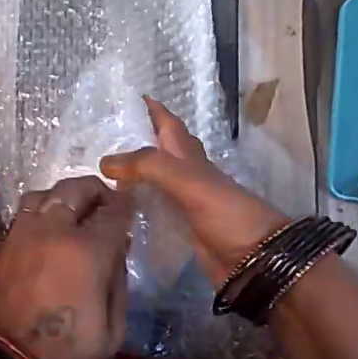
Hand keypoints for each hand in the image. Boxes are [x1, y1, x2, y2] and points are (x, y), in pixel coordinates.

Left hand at [0, 176, 132, 358]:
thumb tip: (116, 252)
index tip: (131, 208)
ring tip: (73, 212)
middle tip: (104, 203)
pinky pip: (21, 216)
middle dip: (94, 190)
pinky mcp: (1, 250)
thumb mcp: (114, 329)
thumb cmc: (71, 358)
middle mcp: (52, 233)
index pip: (113, 211)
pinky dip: (38, 213)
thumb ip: (118, 281)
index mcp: (87, 252)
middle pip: (74, 190)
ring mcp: (21, 237)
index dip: (126, 206)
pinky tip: (49, 229)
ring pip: (41, 195)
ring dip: (61, 197)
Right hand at [99, 97, 288, 280]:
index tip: (127, 98)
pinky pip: (154, 212)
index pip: (169, 126)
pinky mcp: (181, 230)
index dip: (152, 110)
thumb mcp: (189, 182)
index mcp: (191, 159)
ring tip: (102, 175)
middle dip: (136, 142)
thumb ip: (149, 167)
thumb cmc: (227, 214)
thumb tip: (105, 162)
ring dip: (134, 176)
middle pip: (160, 153)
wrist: (255, 260)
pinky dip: (137, 207)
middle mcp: (187, 177)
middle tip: (103, 141)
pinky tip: (120, 212)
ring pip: (155, 182)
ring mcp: (184, 205)